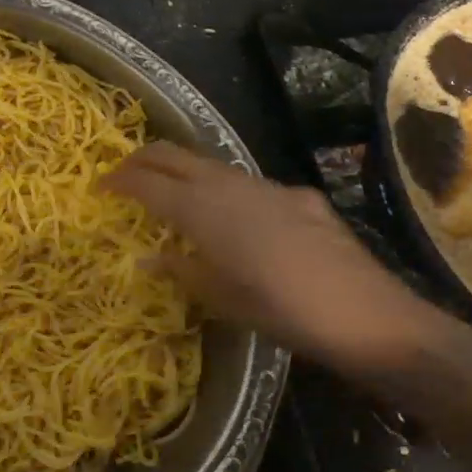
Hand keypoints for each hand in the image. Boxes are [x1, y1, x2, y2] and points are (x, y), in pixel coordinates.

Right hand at [101, 141, 444, 374]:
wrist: (372, 317)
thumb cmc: (283, 311)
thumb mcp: (222, 299)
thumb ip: (181, 270)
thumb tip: (148, 257)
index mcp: (199, 208)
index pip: (144, 181)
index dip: (117, 181)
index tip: (99, 186)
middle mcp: (225, 185)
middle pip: (171, 154)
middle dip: (142, 159)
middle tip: (124, 174)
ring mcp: (264, 186)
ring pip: (209, 163)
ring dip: (183, 170)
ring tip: (172, 190)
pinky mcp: (298, 196)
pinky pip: (249, 184)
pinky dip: (228, 191)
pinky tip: (242, 219)